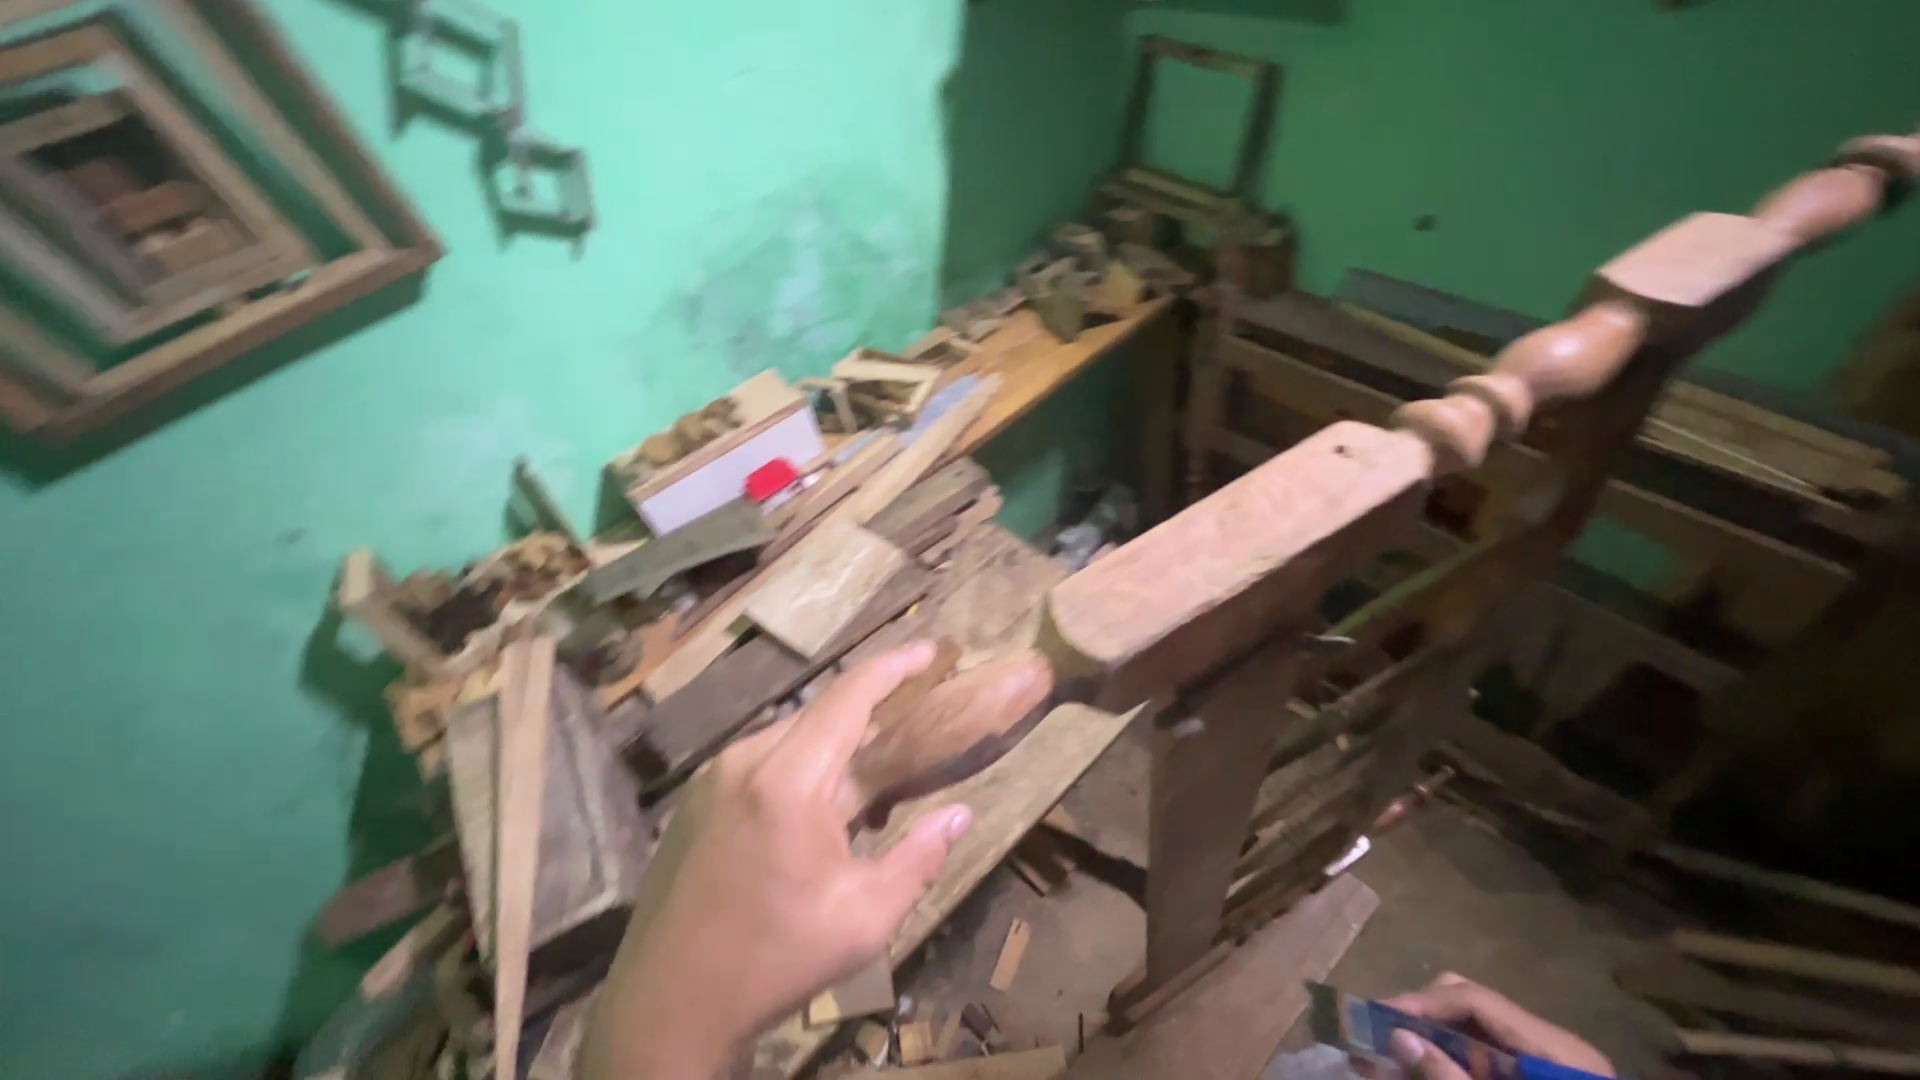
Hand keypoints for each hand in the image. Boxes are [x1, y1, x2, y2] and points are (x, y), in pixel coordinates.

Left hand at [581, 642, 973, 1079]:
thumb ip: (919, 857)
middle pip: (822, 713)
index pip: (848, 696)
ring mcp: (714, 776)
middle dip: (872, 714)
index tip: (929, 650)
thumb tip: (960, 814)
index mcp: (788, 780)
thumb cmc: (775, 959)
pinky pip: (763, 759)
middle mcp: (745, 760)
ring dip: (836, 748)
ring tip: (871, 788)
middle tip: (913, 728)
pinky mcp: (698, 796)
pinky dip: (803, 766)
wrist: (667, 1003)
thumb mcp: (864, 917)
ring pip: (792, 736)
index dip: (893, 667)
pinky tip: (820, 812)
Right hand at [1381, 973, 1612, 1079]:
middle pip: (1472, 1006)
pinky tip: (1428, 1073)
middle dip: (1422, 1017)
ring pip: (1474, 1029)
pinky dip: (1452, 1061)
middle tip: (1380, 1039)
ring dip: (1431, 1040)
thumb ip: (1449, 1079)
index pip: (1474, 1000)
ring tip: (1389, 1060)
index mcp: (1556, 1052)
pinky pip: (1486, 1057)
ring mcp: (1550, 1066)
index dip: (1421, 1003)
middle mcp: (1554, 1047)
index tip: (1376, 1017)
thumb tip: (1396, 1036)